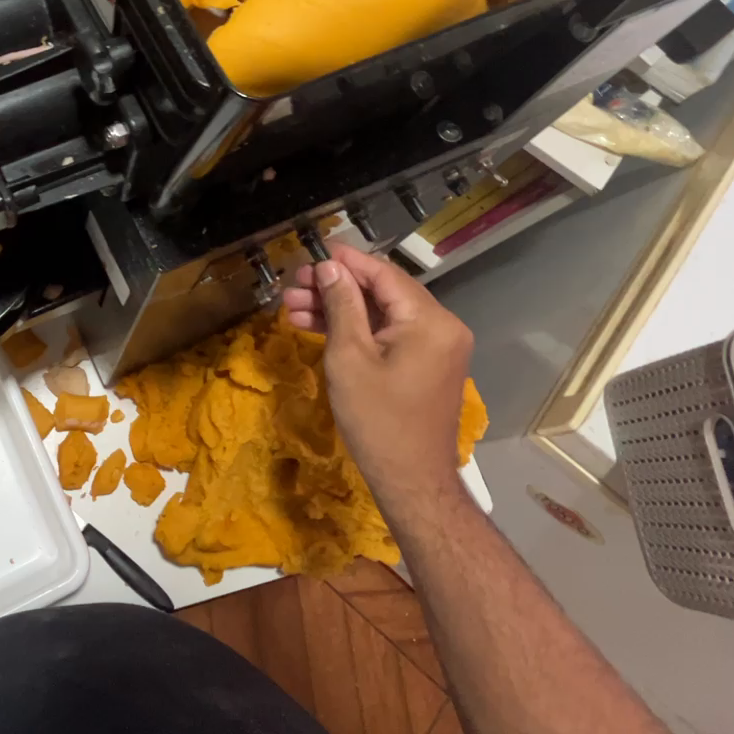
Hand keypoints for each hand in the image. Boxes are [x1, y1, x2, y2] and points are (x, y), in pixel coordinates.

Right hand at [283, 242, 473, 505]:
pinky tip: (316, 328)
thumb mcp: (349, 357)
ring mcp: (436, 346)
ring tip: (292, 308)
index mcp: (429, 320)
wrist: (410, 480)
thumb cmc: (377, 420)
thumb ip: (341, 305)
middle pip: (381, 291)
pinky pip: (388, 334)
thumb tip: (329, 267)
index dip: (345, 261)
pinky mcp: (425, 363)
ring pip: (380, 313)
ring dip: (339, 309)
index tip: (311, 254)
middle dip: (334, 288)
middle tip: (293, 287)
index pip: (383, 274)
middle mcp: (441, 326)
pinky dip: (356, 330)